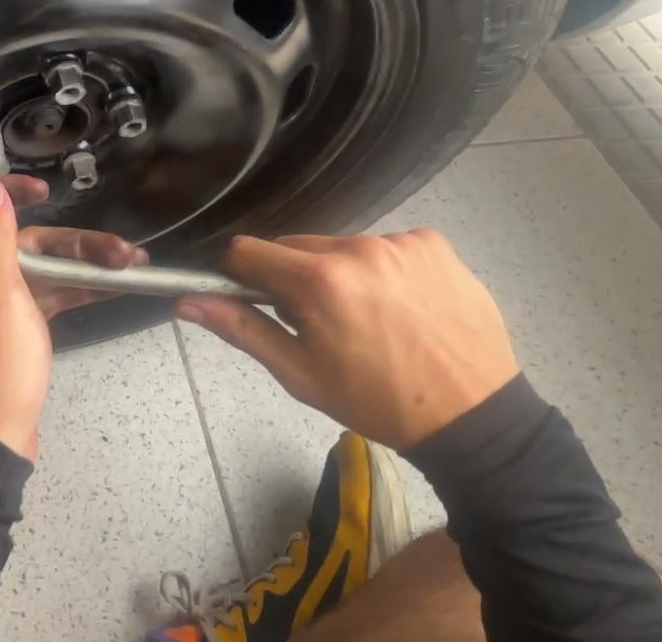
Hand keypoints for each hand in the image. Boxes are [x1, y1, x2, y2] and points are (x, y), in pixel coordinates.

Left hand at [0, 177, 145, 460]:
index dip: (3, 188)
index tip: (42, 188)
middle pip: (20, 238)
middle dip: (70, 239)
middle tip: (120, 247)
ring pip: (40, 267)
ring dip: (83, 264)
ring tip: (131, 265)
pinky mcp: (15, 326)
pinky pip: (46, 294)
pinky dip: (76, 289)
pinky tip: (116, 286)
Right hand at [177, 231, 518, 448]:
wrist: (476, 419)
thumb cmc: (376, 402)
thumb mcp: (300, 374)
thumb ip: (241, 329)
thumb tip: (186, 300)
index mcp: (320, 281)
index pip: (247, 251)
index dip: (240, 274)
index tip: (254, 299)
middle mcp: (358, 247)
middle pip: (295, 246)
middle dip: (292, 277)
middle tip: (318, 322)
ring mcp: (401, 241)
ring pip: (340, 246)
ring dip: (338, 271)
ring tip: (368, 317)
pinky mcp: (433, 242)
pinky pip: (385, 245)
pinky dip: (382, 268)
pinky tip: (401, 304)